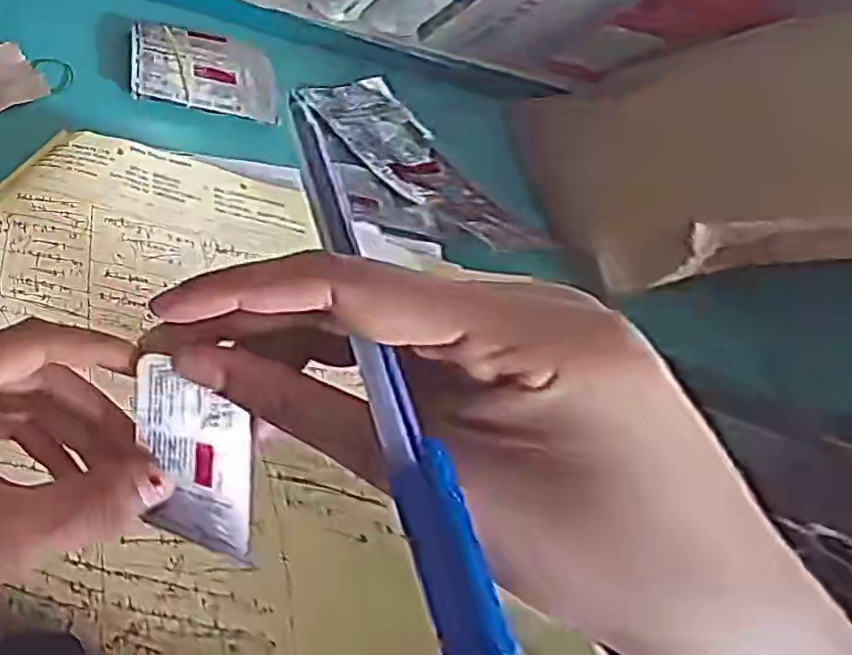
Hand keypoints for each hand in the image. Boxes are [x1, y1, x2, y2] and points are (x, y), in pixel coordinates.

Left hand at [0, 320, 167, 653]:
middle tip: (141, 448)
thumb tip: (157, 481)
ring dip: (73, 429)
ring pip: (26, 393)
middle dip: (91, 409)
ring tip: (120, 471)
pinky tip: (78, 478)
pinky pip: (9, 413)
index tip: (142, 365)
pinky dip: (45, 440)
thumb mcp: (14, 532)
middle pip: (35, 371)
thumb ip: (90, 504)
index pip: (34, 343)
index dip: (92, 348)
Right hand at [148, 251, 851, 654]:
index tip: (170, 307)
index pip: (348, 283)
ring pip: (357, 315)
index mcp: (524, 324)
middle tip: (172, 340)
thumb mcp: (433, 484)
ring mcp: (503, 321)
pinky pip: (386, 343)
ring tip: (209, 366)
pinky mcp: (491, 348)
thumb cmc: (601, 564)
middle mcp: (512, 300)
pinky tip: (273, 385)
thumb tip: (198, 366)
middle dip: (248, 316)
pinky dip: (325, 364)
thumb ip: (304, 411)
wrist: (732, 631)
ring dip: (279, 341)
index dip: (244, 290)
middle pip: (345, 292)